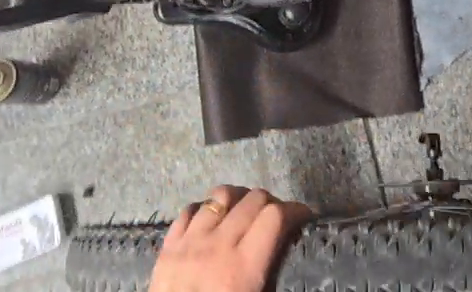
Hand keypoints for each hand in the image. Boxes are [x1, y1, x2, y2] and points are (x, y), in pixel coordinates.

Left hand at [148, 185, 312, 291]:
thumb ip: (272, 275)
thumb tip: (292, 247)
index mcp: (242, 269)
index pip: (275, 216)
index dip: (296, 211)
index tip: (305, 217)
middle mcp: (217, 247)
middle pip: (253, 199)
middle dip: (271, 203)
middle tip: (276, 218)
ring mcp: (189, 244)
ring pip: (221, 195)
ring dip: (239, 200)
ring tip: (245, 213)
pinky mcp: (167, 249)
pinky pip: (189, 210)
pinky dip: (205, 210)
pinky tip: (212, 222)